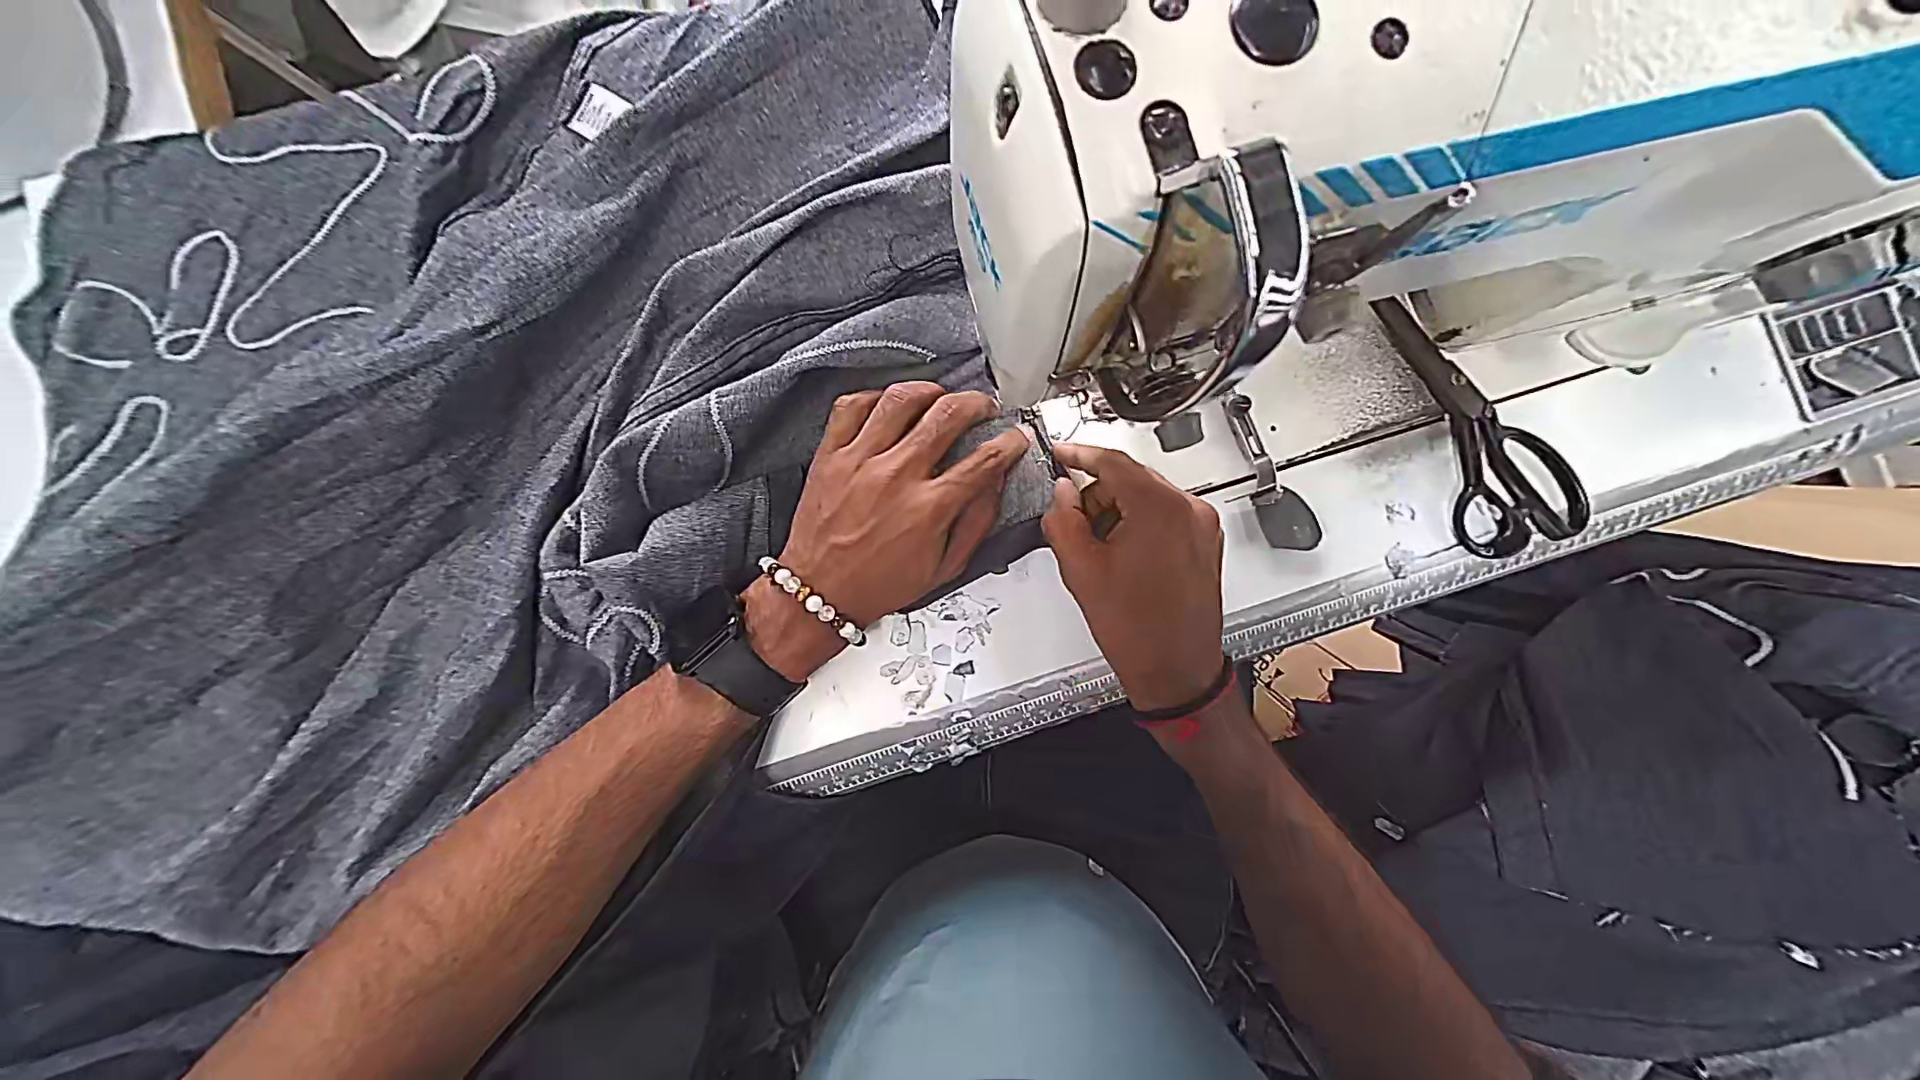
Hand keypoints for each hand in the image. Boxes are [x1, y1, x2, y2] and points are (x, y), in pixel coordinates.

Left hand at [744, 382, 1029, 680]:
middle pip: (948, 415)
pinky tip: (890, 404)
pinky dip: (876, 396)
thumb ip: (976, 523)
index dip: (1008, 442)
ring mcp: (860, 462)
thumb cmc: (878, 584)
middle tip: (983, 407)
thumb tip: (996, 484)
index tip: (1013, 437)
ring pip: (901, 400)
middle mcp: (895, 478)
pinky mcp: (831, 456)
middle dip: (977, 403)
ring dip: (931, 390)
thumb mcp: (944, 567)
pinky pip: (852, 406)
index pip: (984, 459)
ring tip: (941, 396)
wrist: (821, 592)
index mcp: (928, 508)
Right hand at [1041, 443, 1224, 711]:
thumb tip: (1062, 494)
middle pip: (1130, 478)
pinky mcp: (1204, 543)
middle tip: (1073, 524)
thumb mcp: (1081, 570)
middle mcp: (1189, 510)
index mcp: (1161, 508)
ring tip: (1101, 555)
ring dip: (1116, 514)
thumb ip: (1063, 520)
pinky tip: (1121, 559)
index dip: (1079, 455)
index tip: (1061, 453)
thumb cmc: (1140, 631)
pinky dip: (1137, 526)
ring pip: (1146, 497)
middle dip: (1097, 497)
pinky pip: (1163, 516)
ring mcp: (1201, 527)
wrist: (1176, 670)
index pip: (1113, 462)